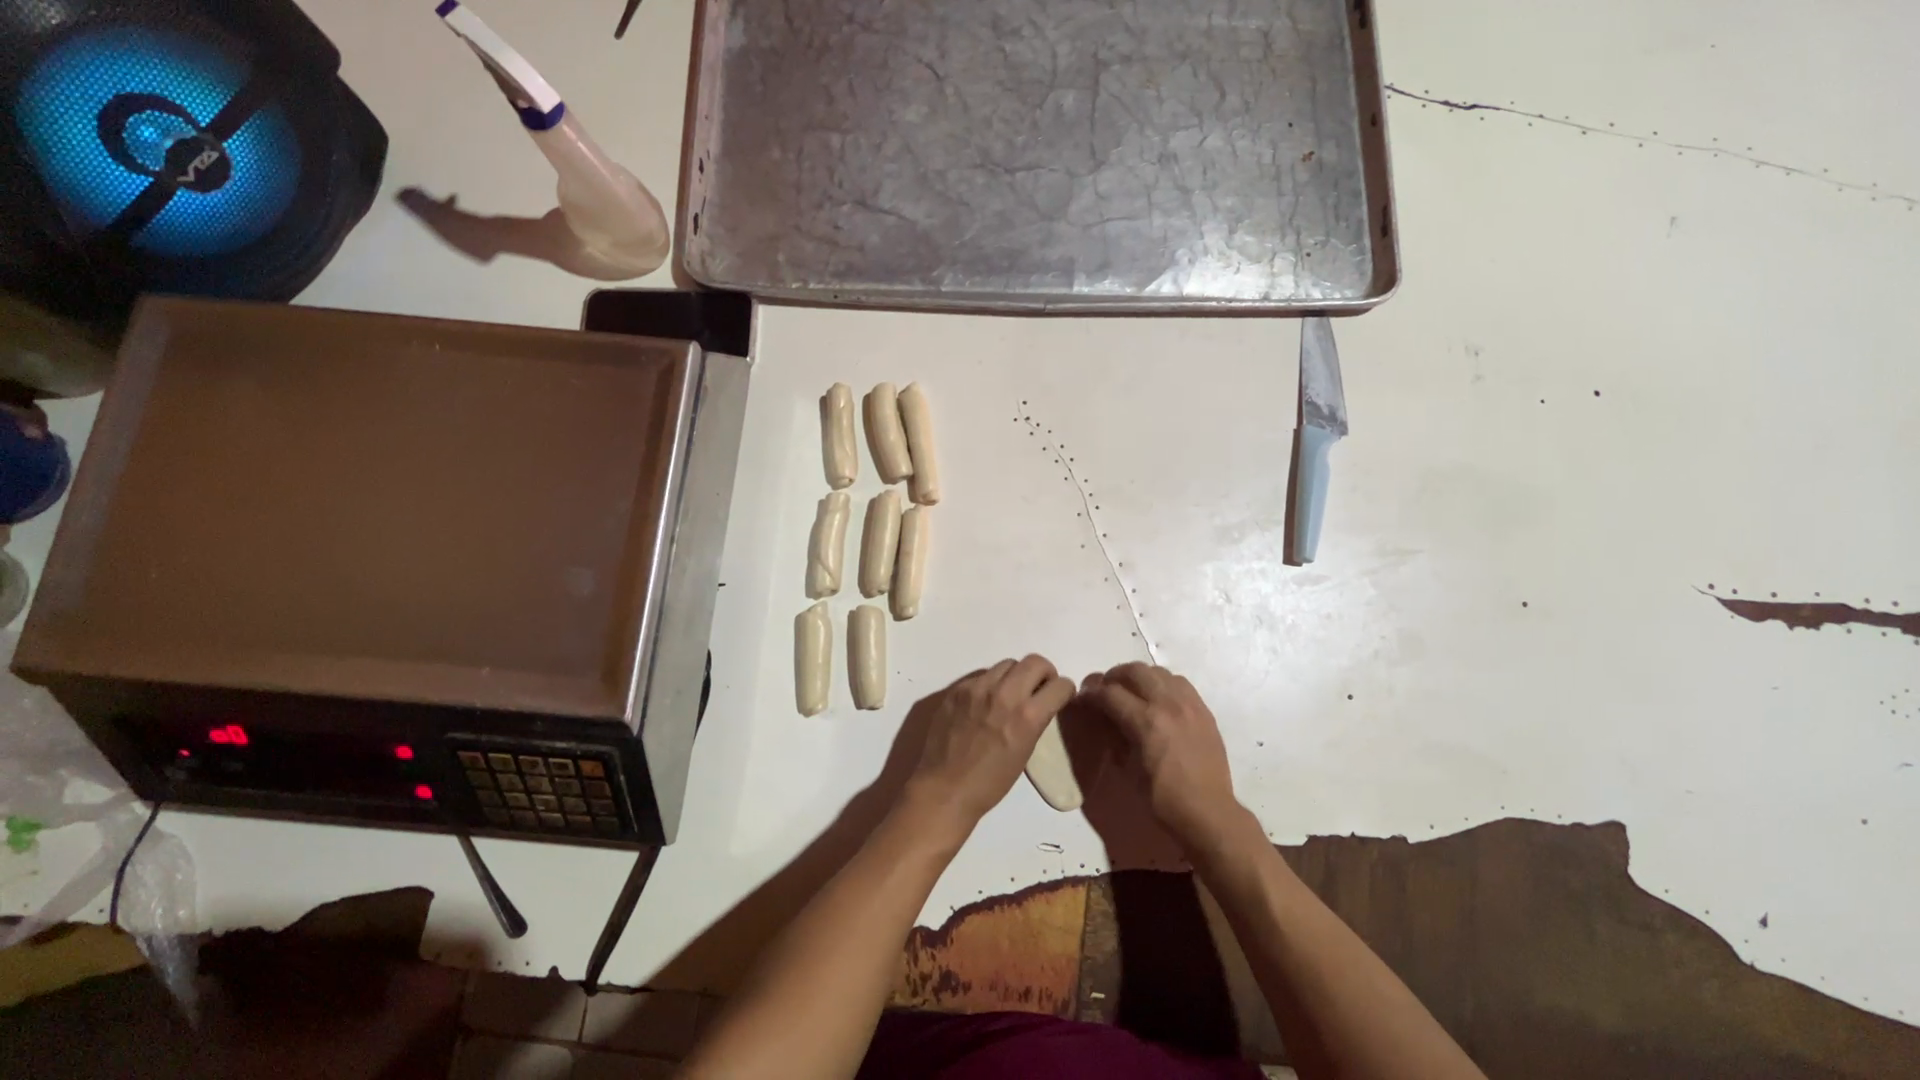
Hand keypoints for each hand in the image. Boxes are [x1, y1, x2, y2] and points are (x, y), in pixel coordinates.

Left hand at [901, 655, 1076, 827]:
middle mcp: (1004, 694)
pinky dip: (990, 685)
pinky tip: (983, 705)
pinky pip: (981, 676)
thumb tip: (1038, 703)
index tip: (1059, 697)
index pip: (1060, 685)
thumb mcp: (1025, 751)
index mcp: (1027, 716)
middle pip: (1035, 661)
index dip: (1064, 690)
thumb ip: (1034, 720)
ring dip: (1015, 676)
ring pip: (1007, 664)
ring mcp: (977, 689)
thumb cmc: (991, 781)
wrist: (946, 788)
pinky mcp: (957, 690)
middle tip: (1037, 690)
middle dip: (1043, 673)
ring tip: (1008, 696)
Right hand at [1077, 663, 1246, 852]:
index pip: (1110, 693)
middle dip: (1114, 676)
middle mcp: (1168, 704)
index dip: (1091, 693)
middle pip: (1134, 671)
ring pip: (1159, 672)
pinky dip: (1163, 684)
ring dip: (1140, 677)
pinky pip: (1180, 683)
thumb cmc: (1161, 798)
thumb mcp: (1128, 769)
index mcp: (1146, 721)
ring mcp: (1189, 704)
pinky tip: (1158, 699)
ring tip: (1132, 691)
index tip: (1084, 698)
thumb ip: (1115, 738)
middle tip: (1105, 689)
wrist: (1206, 810)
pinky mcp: (1204, 710)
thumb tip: (1106, 722)